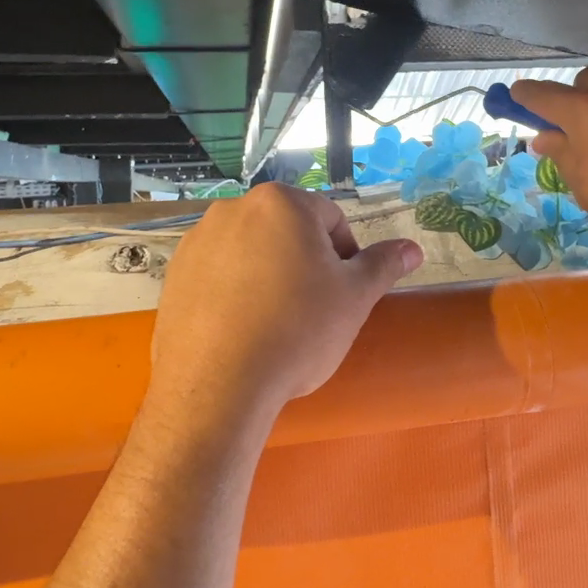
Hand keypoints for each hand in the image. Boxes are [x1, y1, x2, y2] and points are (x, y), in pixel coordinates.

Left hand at [147, 183, 422, 417]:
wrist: (218, 385)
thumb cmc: (297, 331)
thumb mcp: (354, 298)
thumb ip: (384, 265)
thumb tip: (413, 248)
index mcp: (282, 202)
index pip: (331, 219)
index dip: (346, 258)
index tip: (342, 296)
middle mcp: (234, 208)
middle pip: (288, 232)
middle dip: (305, 265)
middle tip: (313, 311)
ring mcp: (198, 240)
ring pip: (252, 253)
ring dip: (270, 277)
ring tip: (275, 324)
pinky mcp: (175, 274)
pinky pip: (218, 275)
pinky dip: (234, 293)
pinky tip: (242, 330)